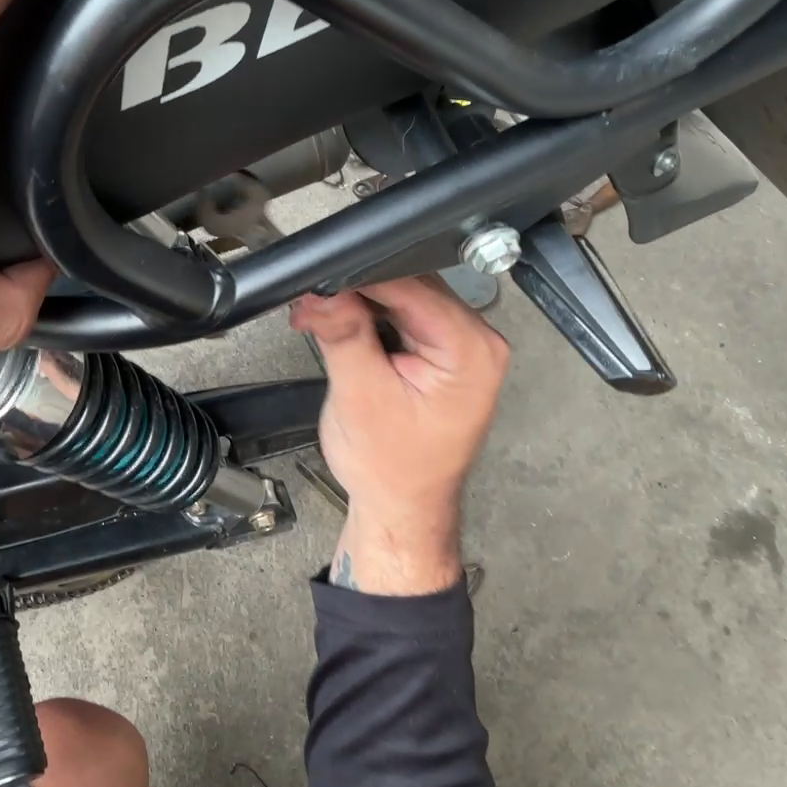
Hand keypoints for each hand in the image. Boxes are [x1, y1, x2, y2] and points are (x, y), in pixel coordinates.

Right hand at [291, 277, 509, 595]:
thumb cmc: (392, 469)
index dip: (358, 279)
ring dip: (357, 305)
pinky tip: (343, 333)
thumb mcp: (360, 397)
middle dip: (355, 292)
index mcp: (471, 350)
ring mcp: (459, 347)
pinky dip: (367, 320)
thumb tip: (323, 291)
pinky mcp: (439, 353)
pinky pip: (401, 317)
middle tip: (311, 309)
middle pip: (409, 286)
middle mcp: (475, 342)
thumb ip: (344, 336)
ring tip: (322, 324)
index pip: (412, 286)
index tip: (317, 282)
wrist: (398, 507)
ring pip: (401, 298)